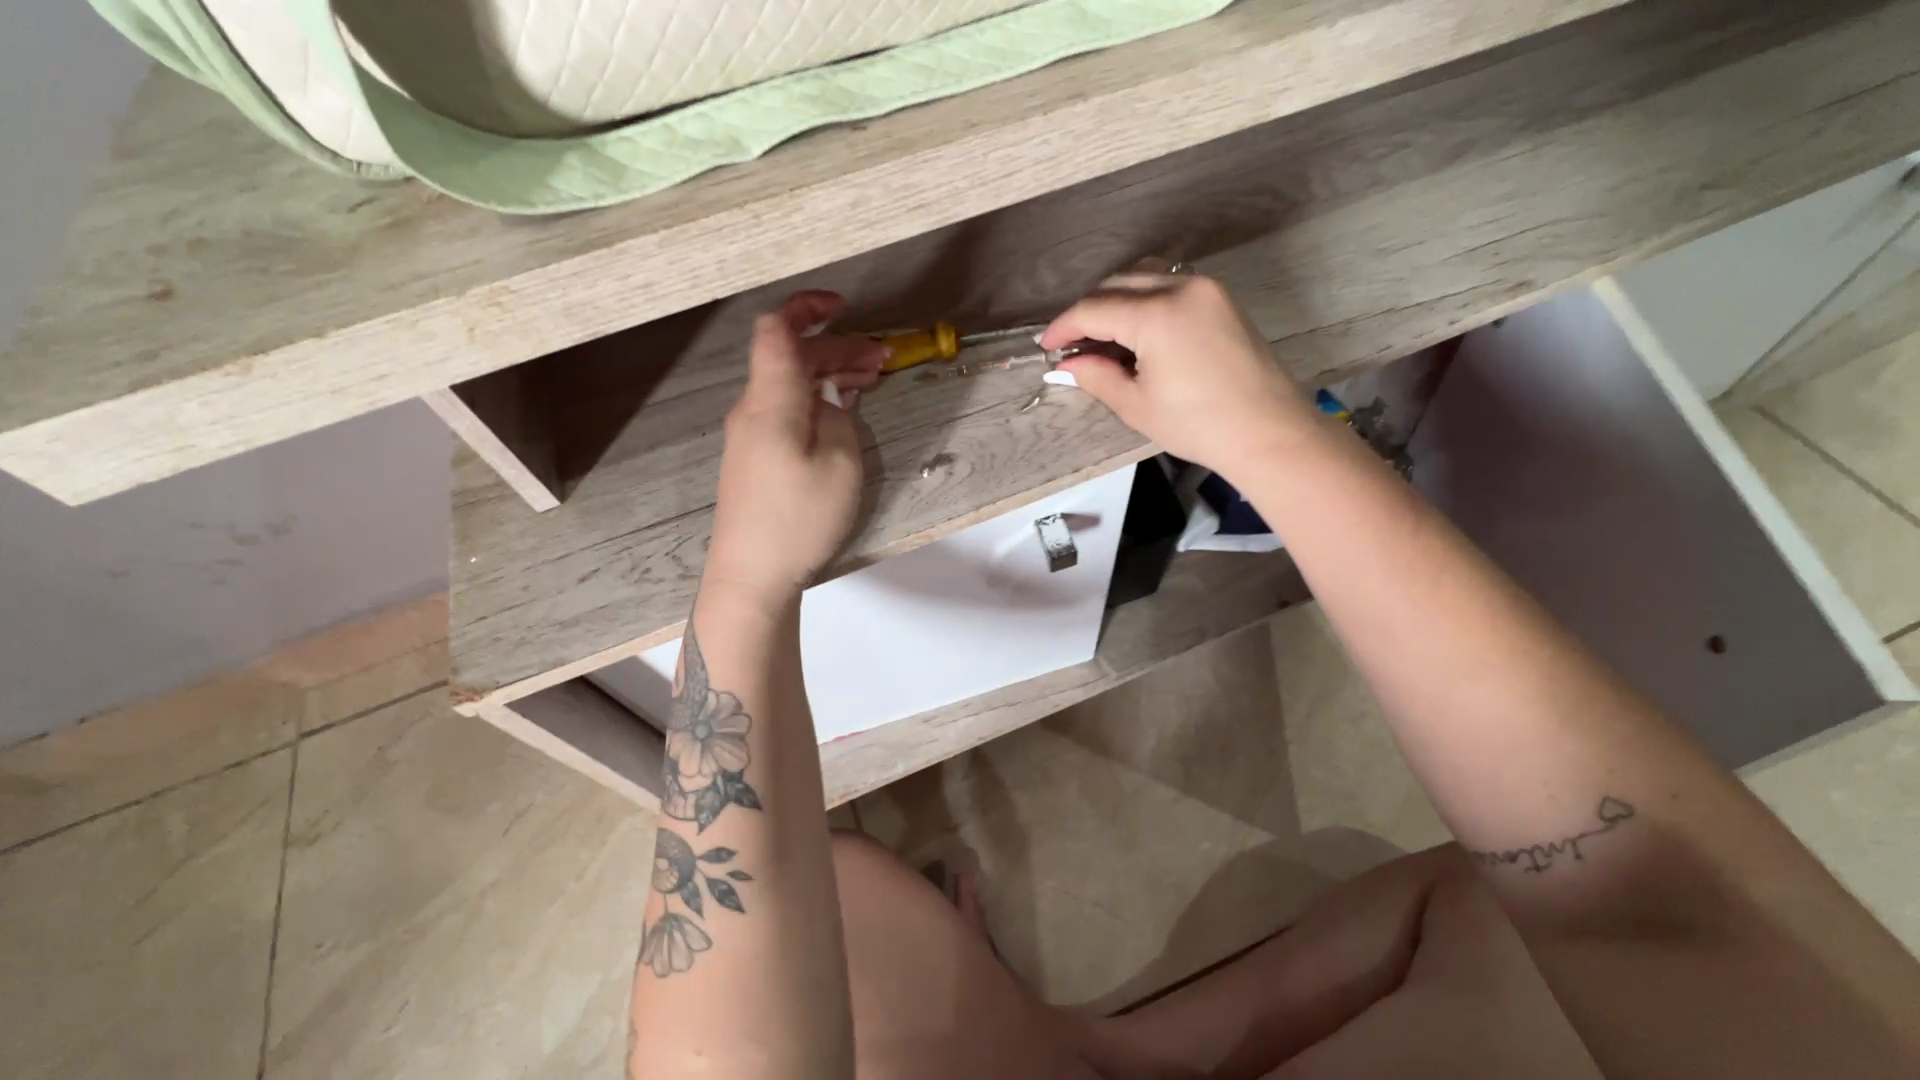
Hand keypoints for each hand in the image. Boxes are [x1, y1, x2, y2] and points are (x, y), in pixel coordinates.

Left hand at [705, 291, 884, 602]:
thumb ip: (840, 418)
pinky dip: (815, 399)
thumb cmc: (798, 519)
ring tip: (869, 380)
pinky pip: (785, 408)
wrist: (751, 575)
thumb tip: (832, 399)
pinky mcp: (755, 456)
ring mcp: (750, 433)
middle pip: (790, 356)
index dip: (806, 307)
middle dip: (836, 347)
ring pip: (790, 383)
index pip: (777, 330)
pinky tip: (842, 410)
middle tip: (880, 359)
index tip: (843, 307)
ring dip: (828, 374)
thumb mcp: (841, 464)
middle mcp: (754, 408)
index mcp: (772, 400)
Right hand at [1042, 261, 1318, 482]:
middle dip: (1088, 311)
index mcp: (1157, 315)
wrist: (1268, 431)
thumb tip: (1064, 365)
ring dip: (1116, 297)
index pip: (1094, 309)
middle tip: (1072, 346)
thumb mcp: (1136, 405)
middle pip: (1116, 284)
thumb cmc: (1198, 425)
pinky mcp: (1221, 298)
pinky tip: (1136, 329)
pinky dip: (1145, 296)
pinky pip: (1170, 282)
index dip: (1064, 327)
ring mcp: (1206, 288)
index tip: (1046, 347)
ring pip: (1144, 275)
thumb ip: (1095, 376)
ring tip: (1103, 334)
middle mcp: (1181, 287)